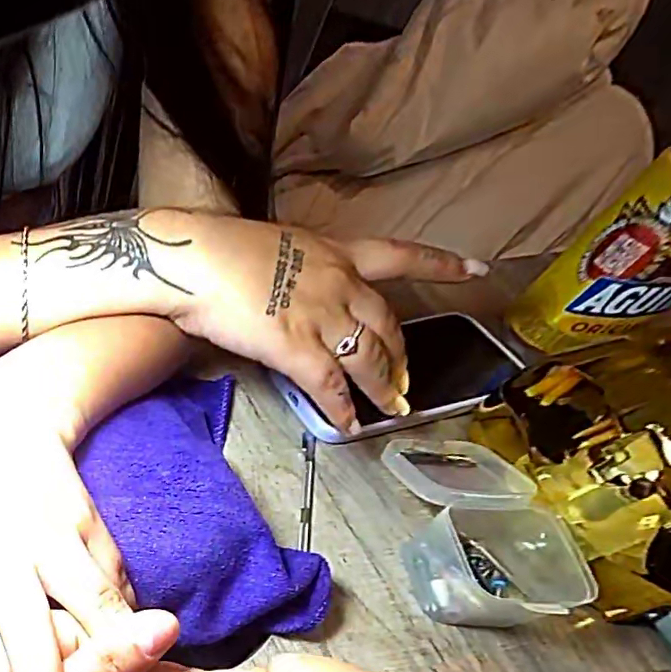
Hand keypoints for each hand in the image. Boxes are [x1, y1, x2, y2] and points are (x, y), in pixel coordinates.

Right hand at [166, 214, 483, 433]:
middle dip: (401, 354)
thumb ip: (286, 270)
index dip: (440, 265)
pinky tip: (349, 424)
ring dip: (382, 385)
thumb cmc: (217, 249)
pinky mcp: (296, 349)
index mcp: (334, 253)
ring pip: (368, 357)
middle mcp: (341, 285)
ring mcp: (322, 318)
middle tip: (407, 377)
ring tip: (392, 406)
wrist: (197, 260)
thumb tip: (275, 289)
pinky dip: (341, 407)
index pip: (401, 257)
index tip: (473, 270)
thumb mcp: (268, 248)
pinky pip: (328, 384)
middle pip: (386, 324)